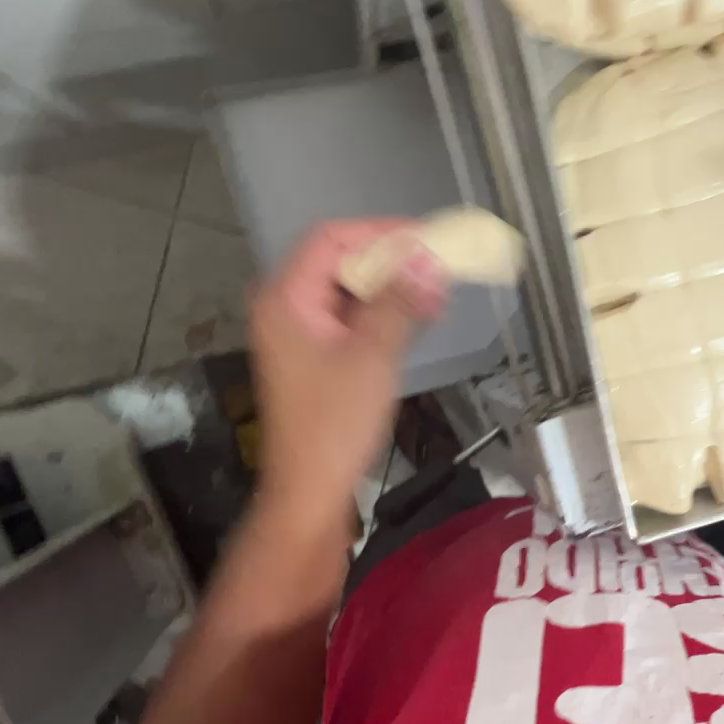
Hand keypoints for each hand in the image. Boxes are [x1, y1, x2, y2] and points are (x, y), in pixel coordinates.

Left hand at [249, 220, 446, 531]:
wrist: (311, 489)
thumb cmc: (336, 425)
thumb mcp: (373, 357)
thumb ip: (400, 302)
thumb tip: (429, 259)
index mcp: (286, 299)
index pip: (332, 240)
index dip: (382, 234)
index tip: (428, 242)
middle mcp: (285, 308)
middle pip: (339, 262)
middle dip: (392, 262)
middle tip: (438, 269)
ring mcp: (298, 334)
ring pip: (348, 291)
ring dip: (391, 289)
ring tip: (435, 294)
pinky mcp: (314, 357)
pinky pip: (350, 318)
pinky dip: (382, 314)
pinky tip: (415, 319)